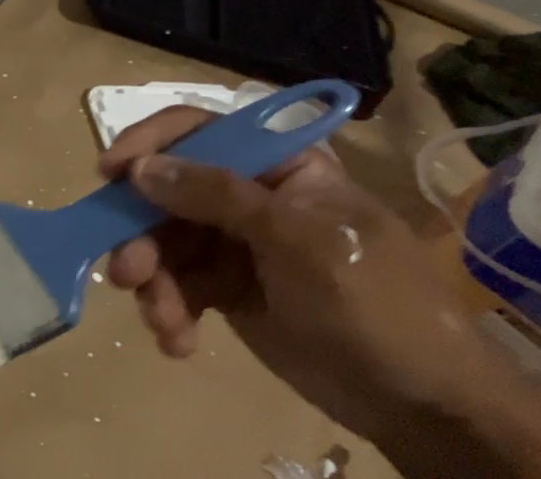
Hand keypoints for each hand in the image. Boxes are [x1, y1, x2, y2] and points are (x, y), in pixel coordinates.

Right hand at [97, 107, 497, 444]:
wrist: (430, 410)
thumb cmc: (380, 309)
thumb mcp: (303, 243)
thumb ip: (220, 197)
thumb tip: (141, 167)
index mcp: (282, 169)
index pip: (202, 131)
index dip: (150, 143)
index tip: (110, 174)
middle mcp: (252, 197)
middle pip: (167, 193)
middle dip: (141, 234)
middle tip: (126, 273)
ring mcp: (237, 244)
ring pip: (162, 242)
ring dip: (153, 280)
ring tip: (162, 320)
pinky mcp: (228, 288)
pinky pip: (176, 284)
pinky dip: (168, 310)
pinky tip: (177, 340)